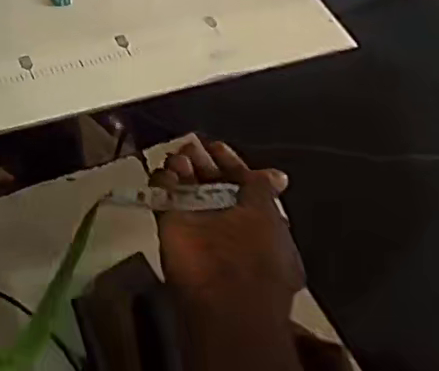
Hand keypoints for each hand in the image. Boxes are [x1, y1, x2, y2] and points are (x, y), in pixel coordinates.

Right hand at [153, 137, 303, 326]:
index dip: (231, 164)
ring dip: (183, 166)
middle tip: (192, 144)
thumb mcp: (268, 217)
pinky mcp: (170, 225)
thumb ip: (262, 190)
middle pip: (211, 182)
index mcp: (257, 224)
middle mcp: (226, 222)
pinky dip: (163, 178)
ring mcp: (197, 223)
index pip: (242, 185)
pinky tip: (168, 168)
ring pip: (186, 185)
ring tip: (180, 154)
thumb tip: (275, 175)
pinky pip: (163, 193)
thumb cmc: (256, 256)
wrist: (221, 294)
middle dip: (202, 161)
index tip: (217, 146)